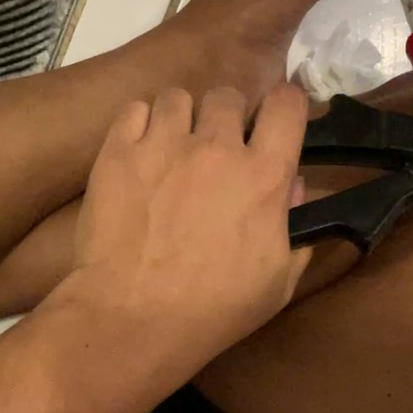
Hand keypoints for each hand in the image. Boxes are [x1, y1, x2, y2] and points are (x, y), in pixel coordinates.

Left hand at [65, 84, 312, 372]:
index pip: (287, 104)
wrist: (133, 317)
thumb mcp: (277, 282)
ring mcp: (162, 145)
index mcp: (264, 175)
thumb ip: (294, 228)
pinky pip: (133, 110)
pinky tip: (138, 153)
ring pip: (178, 97)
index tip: (274, 121)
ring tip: (171, 149)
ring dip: (181, 118)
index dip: (285, 105)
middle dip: (227, 116)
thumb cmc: (213, 310)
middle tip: (216, 147)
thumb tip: (293, 186)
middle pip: (228, 95)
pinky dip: (139, 125)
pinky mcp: (117, 152)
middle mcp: (215, 147)